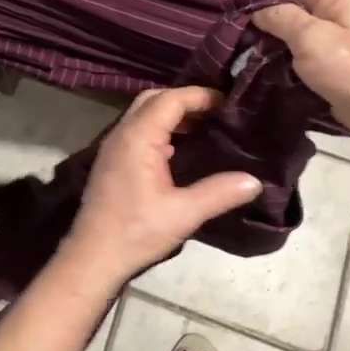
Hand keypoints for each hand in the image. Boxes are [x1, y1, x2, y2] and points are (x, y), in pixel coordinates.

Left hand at [60, 87, 263, 281]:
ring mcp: (112, 146)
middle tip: (216, 111)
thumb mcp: (183, 213)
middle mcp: (121, 133)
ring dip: (170, 114)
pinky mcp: (111, 161)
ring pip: (142, 114)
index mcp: (137, 137)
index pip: (170, 99)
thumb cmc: (136, 231)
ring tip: (204, 126)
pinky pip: (136, 130)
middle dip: (184, 100)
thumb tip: (255, 180)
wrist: (94, 255)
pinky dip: (158, 129)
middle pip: (153, 99)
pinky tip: (179, 148)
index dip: (199, 95)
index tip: (228, 102)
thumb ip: (219, 193)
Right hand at [229, 0, 349, 135]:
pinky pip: (296, 35)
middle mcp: (334, 0)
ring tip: (244, 39)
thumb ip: (279, 16)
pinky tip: (263, 54)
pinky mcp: (330, 50)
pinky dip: (277, 40)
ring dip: (265, 21)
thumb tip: (255, 10)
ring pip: (290, 11)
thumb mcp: (310, 37)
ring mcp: (333, 26)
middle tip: (235, 19)